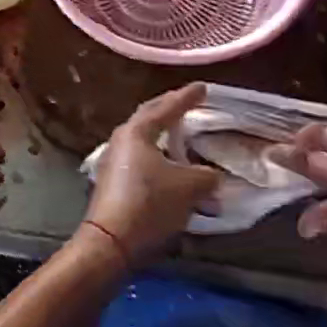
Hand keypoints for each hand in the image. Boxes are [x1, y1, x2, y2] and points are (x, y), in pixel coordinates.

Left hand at [83, 83, 224, 264]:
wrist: (112, 239)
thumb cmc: (150, 204)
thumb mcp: (189, 188)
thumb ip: (207, 175)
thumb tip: (213, 174)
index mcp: (136, 132)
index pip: (165, 108)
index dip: (186, 97)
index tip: (203, 87)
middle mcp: (122, 139)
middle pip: (150, 117)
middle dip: (170, 108)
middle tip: (190, 102)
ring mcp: (115, 159)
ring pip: (146, 138)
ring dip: (166, 135)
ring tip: (184, 132)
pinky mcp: (115, 178)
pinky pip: (143, 157)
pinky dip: (161, 155)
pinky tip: (173, 165)